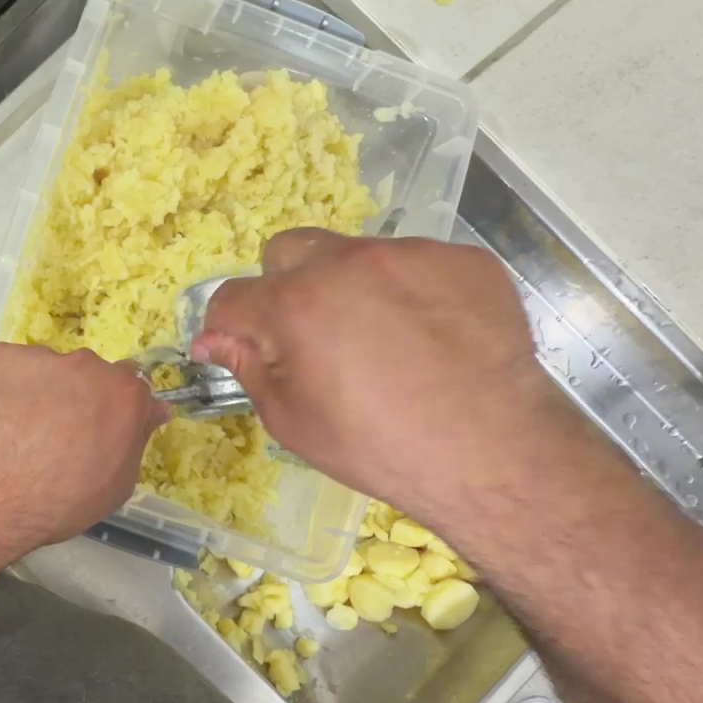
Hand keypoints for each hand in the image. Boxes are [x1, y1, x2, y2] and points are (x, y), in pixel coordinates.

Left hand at [0, 343, 166, 554]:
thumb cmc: (56, 503)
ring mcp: (36, 358)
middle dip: (74, 399)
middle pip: (85, 375)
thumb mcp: (114, 486)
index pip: (129, 388)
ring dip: (35, 393)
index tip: (96, 432)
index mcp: (122, 394)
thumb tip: (154, 410)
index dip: (112, 411)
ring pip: (43, 370)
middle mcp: (84, 365)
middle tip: (50, 439)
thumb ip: (136, 439)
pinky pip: (4, 370)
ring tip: (13, 434)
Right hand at [191, 228, 581, 519]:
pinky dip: (405, 293)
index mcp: (295, 303)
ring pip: (354, 255)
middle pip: (288, 251)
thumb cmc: (373, 445)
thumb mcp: (289, 418)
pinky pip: (414, 265)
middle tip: (308, 337)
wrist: (490, 450)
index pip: (231, 297)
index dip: (226, 328)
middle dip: (283, 288)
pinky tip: (425, 338)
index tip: (238, 351)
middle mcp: (347, 263)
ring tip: (378, 341)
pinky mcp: (464, 260)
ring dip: (347, 289)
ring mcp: (411, 254)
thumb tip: (212, 341)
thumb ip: (246, 367)